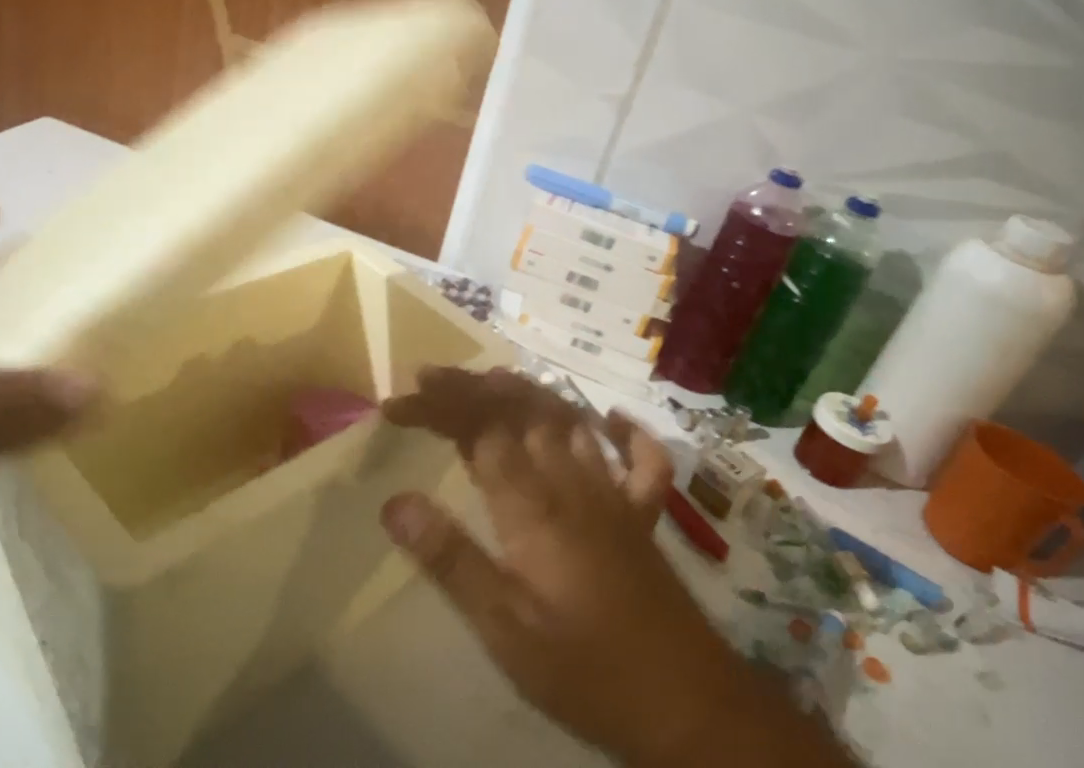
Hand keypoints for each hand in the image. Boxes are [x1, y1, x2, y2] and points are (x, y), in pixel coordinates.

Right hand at [382, 368, 850, 767]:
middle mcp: (574, 484)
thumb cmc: (584, 668)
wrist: (688, 703)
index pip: (479, 431)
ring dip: (529, 393)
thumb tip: (396, 502)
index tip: (395, 404)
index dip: (436, 407)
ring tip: (491, 381)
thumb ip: (451, 560)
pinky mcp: (645, 518)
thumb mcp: (504, 628)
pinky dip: (625, 432)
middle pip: (522, 412)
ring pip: (571, 421)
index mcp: (534, 507)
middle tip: (429, 379)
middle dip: (471, 388)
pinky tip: (611, 419)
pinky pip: (640, 459)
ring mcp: (616, 496)